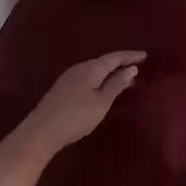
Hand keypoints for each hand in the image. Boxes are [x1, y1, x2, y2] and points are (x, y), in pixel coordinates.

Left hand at [13, 51, 146, 156]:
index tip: (145, 55)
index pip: (115, 57)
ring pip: (94, 69)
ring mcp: (69, 77)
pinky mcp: (62, 88)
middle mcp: (80, 67)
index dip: (130, 56)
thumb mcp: (101, 102)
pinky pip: (87, 76)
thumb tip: (131, 68)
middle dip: (121, 63)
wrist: (41, 131)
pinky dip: (99, 78)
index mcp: (91, 68)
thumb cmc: (76, 116)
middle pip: (104, 61)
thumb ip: (116, 84)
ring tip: (123, 79)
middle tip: (137, 68)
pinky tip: (102, 87)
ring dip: (109, 72)